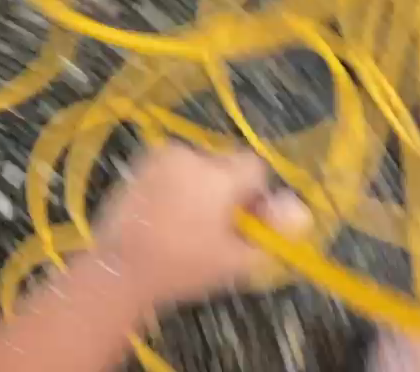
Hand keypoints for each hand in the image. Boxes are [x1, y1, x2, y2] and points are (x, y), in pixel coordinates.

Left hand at [91, 145, 308, 308]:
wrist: (120, 265)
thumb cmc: (182, 264)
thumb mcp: (235, 259)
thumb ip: (272, 233)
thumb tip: (299, 211)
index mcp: (217, 174)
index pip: (254, 165)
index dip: (256, 192)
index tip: (248, 218)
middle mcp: (190, 154)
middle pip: (224, 164)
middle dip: (227, 189)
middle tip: (218, 226)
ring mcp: (161, 155)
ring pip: (197, 165)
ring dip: (201, 186)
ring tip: (188, 224)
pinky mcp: (139, 162)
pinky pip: (172, 167)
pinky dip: (176, 184)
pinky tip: (166, 215)